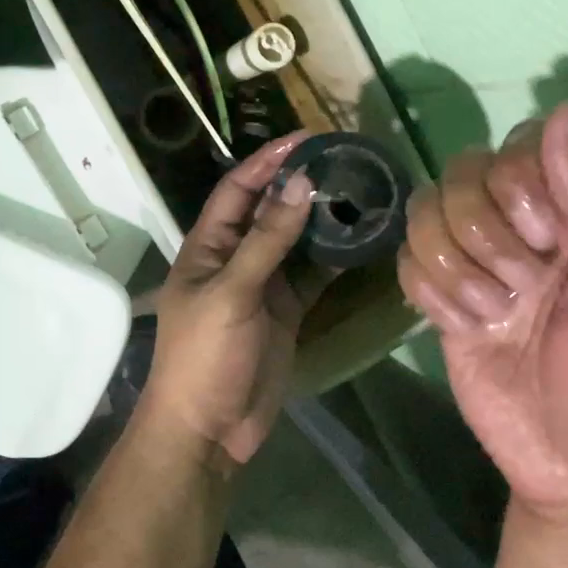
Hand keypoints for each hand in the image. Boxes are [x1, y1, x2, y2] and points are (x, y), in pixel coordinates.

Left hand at [143, 133, 329, 466]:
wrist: (208, 428)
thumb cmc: (204, 354)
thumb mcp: (232, 293)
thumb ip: (266, 241)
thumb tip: (299, 185)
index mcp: (208, 246)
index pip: (237, 189)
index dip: (268, 162)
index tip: (307, 139)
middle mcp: (235, 258)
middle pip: (269, 210)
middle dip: (300, 184)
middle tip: (346, 160)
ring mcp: (262, 285)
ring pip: (294, 241)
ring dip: (321, 218)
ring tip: (361, 189)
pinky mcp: (286, 312)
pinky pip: (312, 275)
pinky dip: (334, 257)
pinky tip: (362, 238)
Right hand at [398, 102, 567, 517]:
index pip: (528, 146)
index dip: (520, 182)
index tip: (548, 240)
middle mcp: (535, 231)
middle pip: (467, 171)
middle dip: (483, 229)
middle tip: (521, 287)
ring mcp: (485, 266)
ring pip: (428, 210)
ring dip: (452, 265)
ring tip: (493, 314)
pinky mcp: (446, 302)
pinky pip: (407, 260)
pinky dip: (429, 292)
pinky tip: (465, 328)